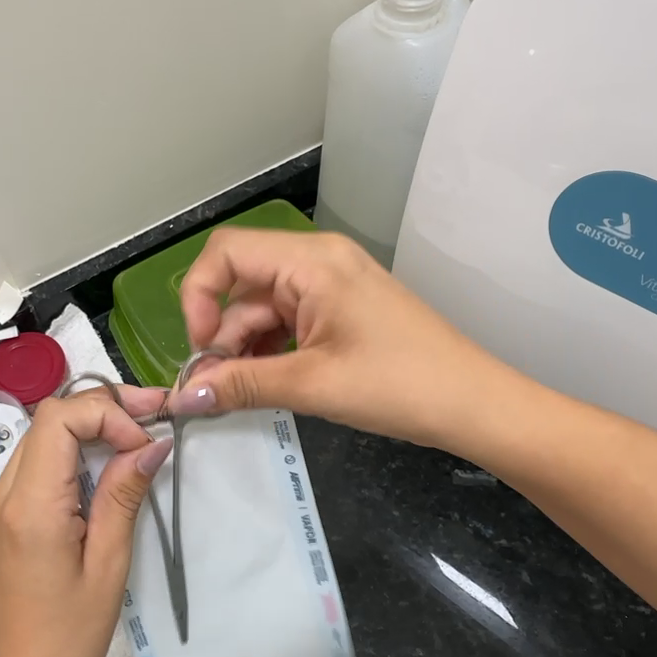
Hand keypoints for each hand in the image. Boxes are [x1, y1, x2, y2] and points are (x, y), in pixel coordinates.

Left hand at [0, 387, 171, 656]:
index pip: (60, 419)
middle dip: (103, 412)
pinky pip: (37, 466)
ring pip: (42, 438)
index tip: (146, 442)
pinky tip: (108, 472)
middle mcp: (2, 494)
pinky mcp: (2, 518)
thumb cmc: (73, 637)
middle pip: (49, 421)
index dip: (108, 414)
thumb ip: (124, 493)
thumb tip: (153, 442)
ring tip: (139, 442)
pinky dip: (73, 456)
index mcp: (29, 505)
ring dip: (89, 431)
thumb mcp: (109, 563)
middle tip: (155, 420)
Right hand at [170, 228, 528, 452]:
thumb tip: (183, 396)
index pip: (226, 253)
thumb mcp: (311, 385)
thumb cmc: (398, 384)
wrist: (473, 403)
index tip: (202, 349)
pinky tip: (266, 384)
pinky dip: (268, 351)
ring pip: (261, 309)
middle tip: (215, 388)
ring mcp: (330, 286)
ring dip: (243, 349)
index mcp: (312, 262)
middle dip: (221, 335)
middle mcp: (317, 262)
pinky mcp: (339, 310)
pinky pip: (286, 322)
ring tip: (240, 393)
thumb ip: (240, 384)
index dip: (199, 297)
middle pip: (241, 285)